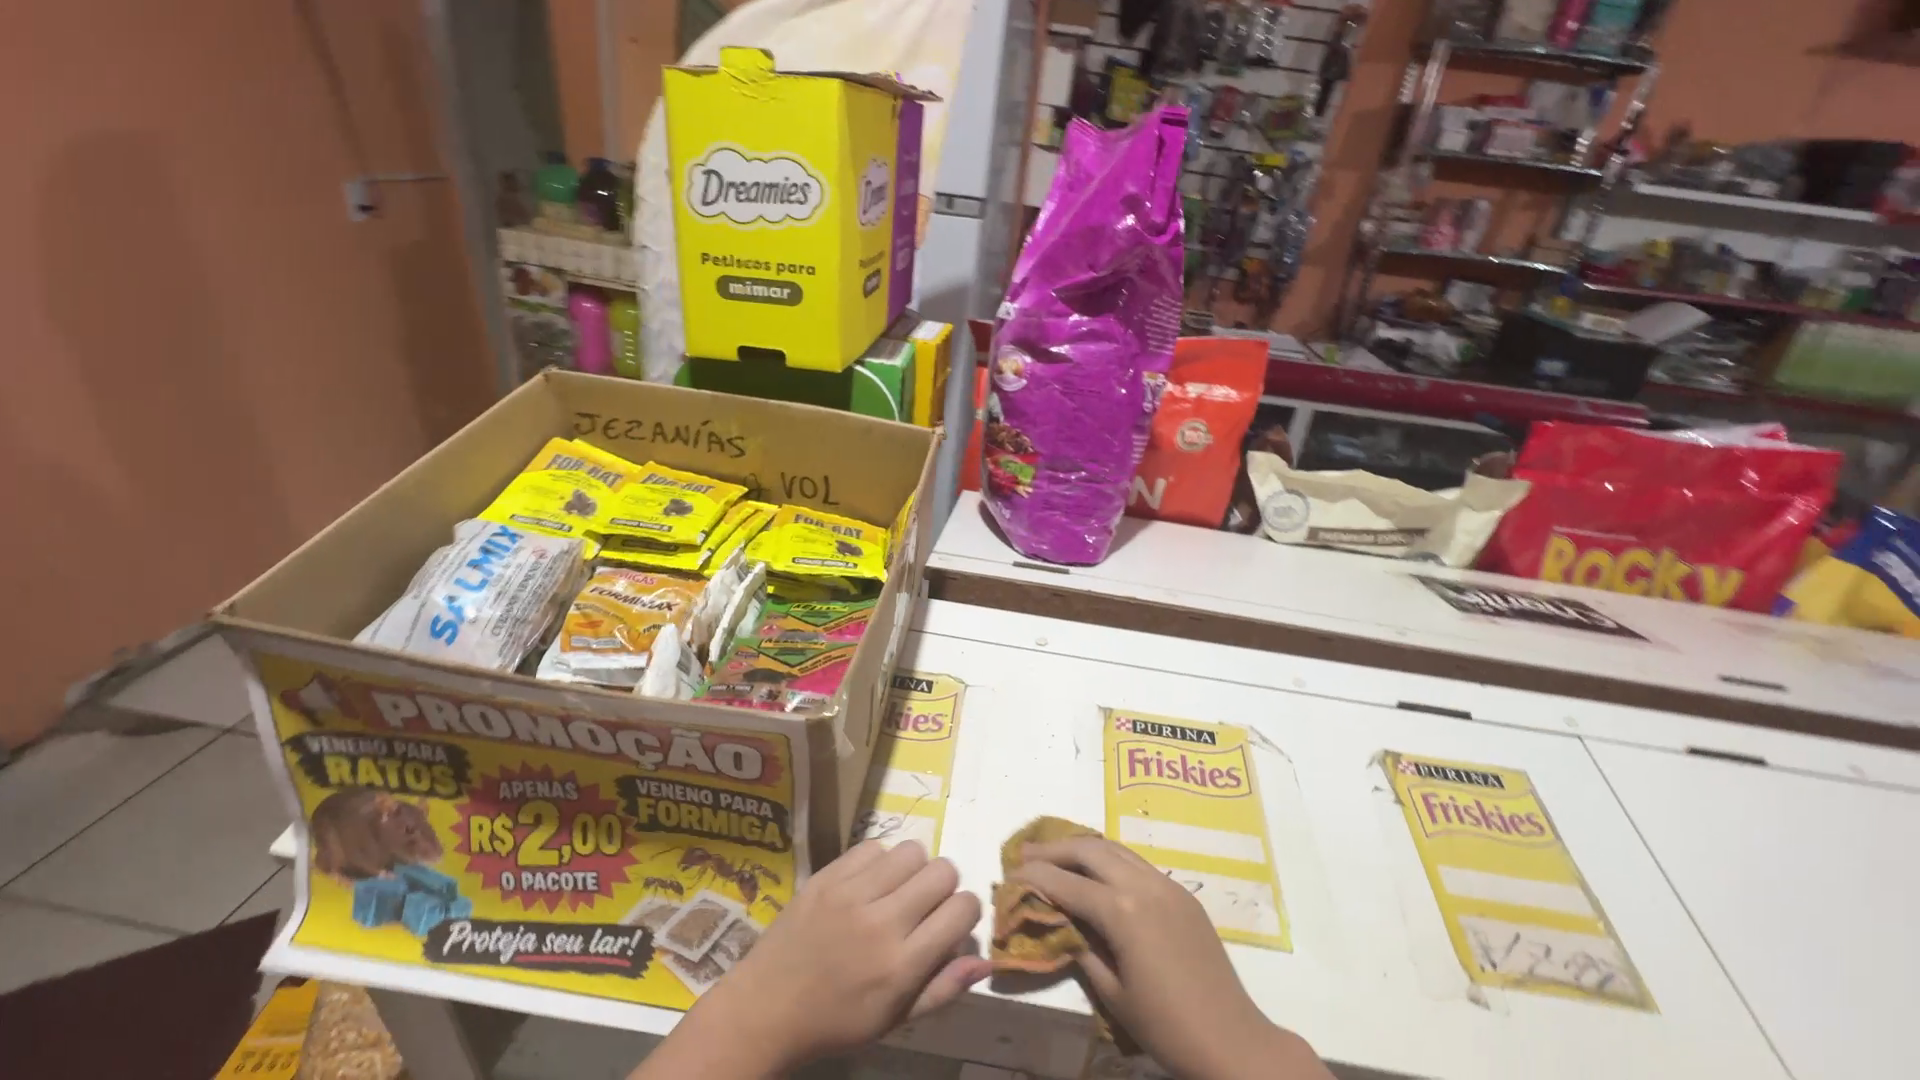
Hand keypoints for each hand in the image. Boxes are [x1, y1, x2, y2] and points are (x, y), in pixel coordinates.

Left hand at [636, 840, 989, 1078]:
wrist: (766, 1009)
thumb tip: (987, 958)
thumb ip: (944, 987)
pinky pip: (873, 846)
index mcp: (903, 964)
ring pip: (911, 851)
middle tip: (924, 907)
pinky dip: (879, 862)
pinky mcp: (826, 876)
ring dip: (913, 870)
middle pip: (942, 870)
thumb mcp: (896, 1019)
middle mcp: (882, 921)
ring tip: (896, 892)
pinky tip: (868, 885)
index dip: (964, 913)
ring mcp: (851, 894)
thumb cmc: (837, 1022)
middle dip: (944, 887)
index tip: (950, 923)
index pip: (962, 908)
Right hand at [1015, 836, 1331, 1079]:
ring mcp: (1168, 886)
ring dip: (1083, 848)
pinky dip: (1110, 859)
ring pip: (1117, 849)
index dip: (1035, 876)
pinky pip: (1138, 863)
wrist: (1231, 1039)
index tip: (1009, 873)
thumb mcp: (1112, 992)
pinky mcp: (1182, 895)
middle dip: (1055, 849)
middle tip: (1026, 854)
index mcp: (1124, 911)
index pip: (1067, 883)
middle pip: (1091, 850)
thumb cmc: (1165, 1025)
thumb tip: (1060, 923)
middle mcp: (1144, 886)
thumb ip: (1082, 947)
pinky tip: (1097, 871)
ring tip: (1056, 853)